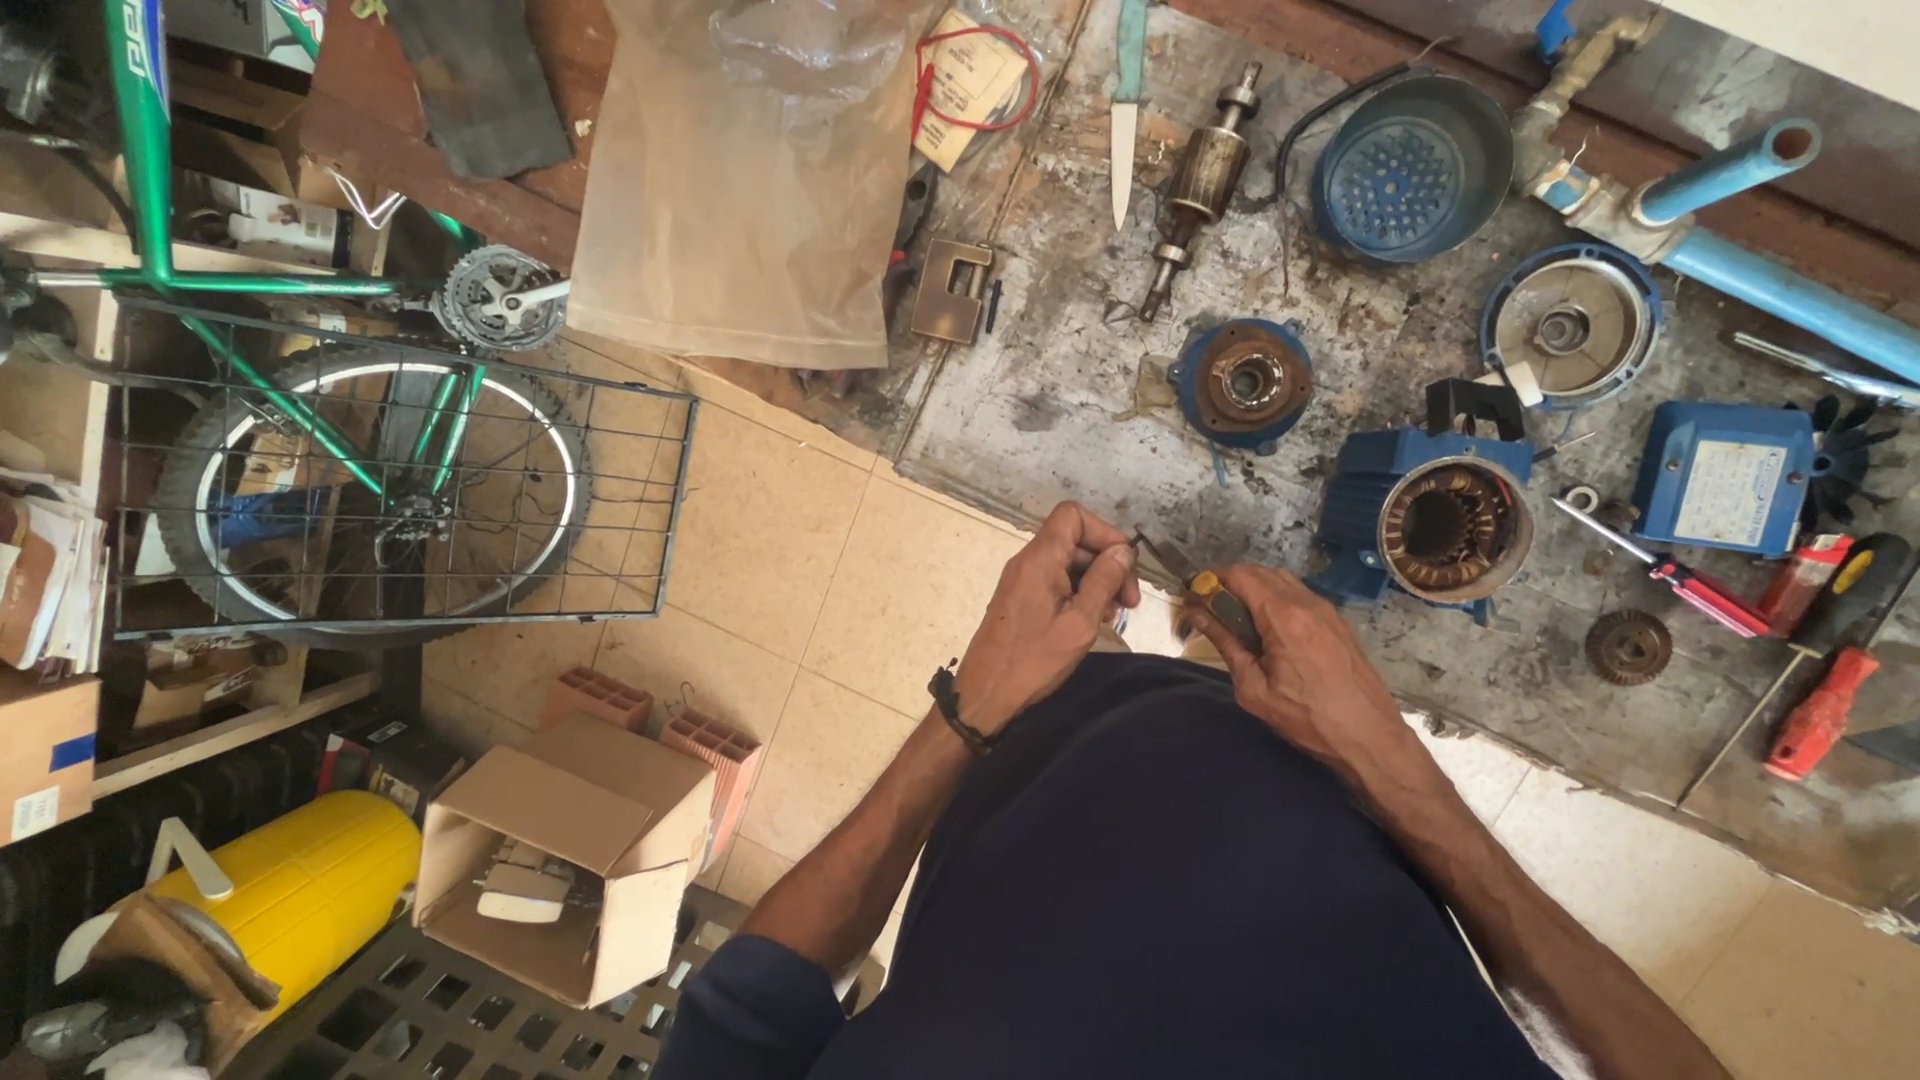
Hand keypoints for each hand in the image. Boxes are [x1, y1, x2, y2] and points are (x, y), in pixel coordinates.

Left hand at [951, 502, 1140, 735]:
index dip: (1103, 532)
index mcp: (1039, 559)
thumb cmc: (1034, 660)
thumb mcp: (1079, 623)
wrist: (985, 693)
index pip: (1072, 515)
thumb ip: (1103, 582)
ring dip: (1096, 581)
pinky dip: (1078, 593)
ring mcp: (1021, 579)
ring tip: (1114, 615)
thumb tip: (1123, 552)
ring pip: (1067, 562)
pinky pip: (1055, 580)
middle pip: (1074, 539)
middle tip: (1129, 602)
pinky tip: (1093, 619)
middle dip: (1107, 563)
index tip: (1124, 565)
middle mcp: (1027, 561)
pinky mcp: (1020, 598)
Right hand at [1187, 564, 1405, 762]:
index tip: (1194, 596)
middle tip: (1210, 608)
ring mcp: (1327, 610)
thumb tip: (1197, 615)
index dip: (1212, 580)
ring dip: (1254, 588)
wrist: (1371, 737)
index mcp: (1283, 618)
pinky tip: (1268, 628)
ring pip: (1282, 580)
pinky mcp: (1338, 622)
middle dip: (1230, 583)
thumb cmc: (1307, 719)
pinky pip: (1300, 595)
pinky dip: (1276, 598)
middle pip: (1260, 572)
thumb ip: (1226, 645)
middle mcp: (1307, 604)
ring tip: (1237, 618)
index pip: (1240, 576)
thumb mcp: (1254, 689)